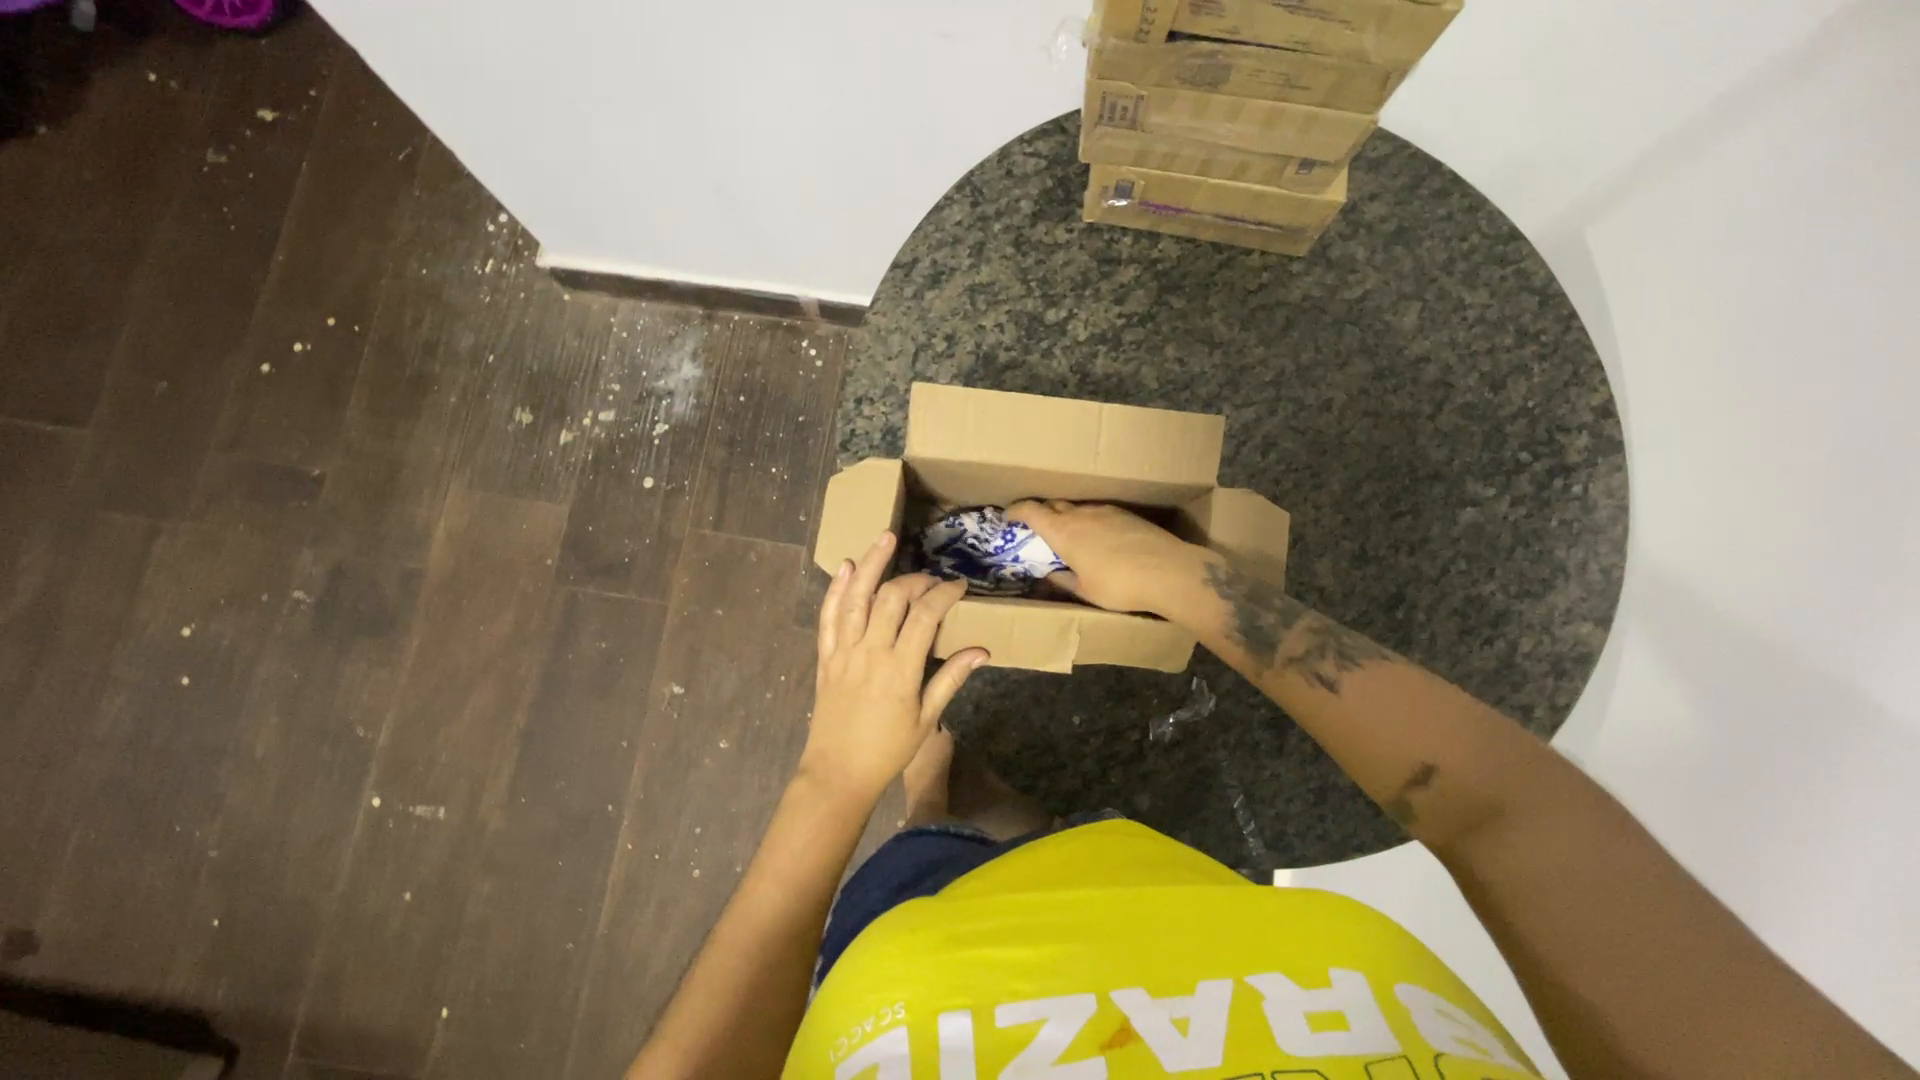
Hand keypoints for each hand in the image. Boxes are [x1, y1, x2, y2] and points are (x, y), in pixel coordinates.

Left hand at [804, 531, 987, 802]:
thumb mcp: (927, 719)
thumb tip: (982, 650)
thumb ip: (951, 679)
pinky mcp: (825, 657)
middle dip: (915, 580)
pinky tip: (847, 567)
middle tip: (932, 579)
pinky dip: (838, 589)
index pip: (924, 616)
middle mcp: (870, 652)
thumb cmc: (888, 751)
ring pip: (856, 598)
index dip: (943, 594)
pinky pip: (828, 616)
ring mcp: (843, 652)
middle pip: (892, 598)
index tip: (958, 586)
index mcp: (900, 669)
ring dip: (871, 564)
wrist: (838, 773)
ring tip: (886, 537)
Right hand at [1007, 500, 1214, 616]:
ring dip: (1067, 517)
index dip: (1015, 511)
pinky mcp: (1126, 514)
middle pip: (1053, 505)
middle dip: (1041, 513)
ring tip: (1069, 535)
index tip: (1007, 516)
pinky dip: (1089, 521)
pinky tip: (1098, 538)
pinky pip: (1098, 512)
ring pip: (1078, 508)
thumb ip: (1064, 580)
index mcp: (1063, 531)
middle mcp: (1081, 514)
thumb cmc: (1120, 586)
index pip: (1031, 510)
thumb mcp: (1085, 590)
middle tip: (1036, 529)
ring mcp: (1106, 511)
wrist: (1169, 572)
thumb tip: (1051, 574)